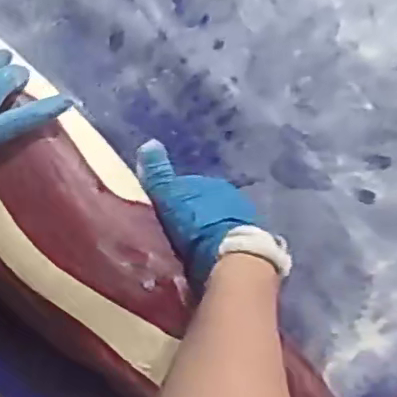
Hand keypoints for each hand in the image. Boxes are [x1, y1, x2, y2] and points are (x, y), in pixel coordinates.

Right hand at [136, 140, 285, 284]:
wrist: (227, 253)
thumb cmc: (194, 224)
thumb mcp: (167, 197)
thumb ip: (158, 174)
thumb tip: (148, 143)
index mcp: (210, 183)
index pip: (186, 185)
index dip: (171, 197)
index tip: (159, 211)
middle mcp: (230, 195)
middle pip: (201, 202)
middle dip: (189, 212)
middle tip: (171, 228)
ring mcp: (242, 216)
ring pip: (214, 219)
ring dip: (203, 227)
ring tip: (186, 243)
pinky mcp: (247, 238)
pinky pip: (224, 235)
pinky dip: (214, 240)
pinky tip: (204, 251)